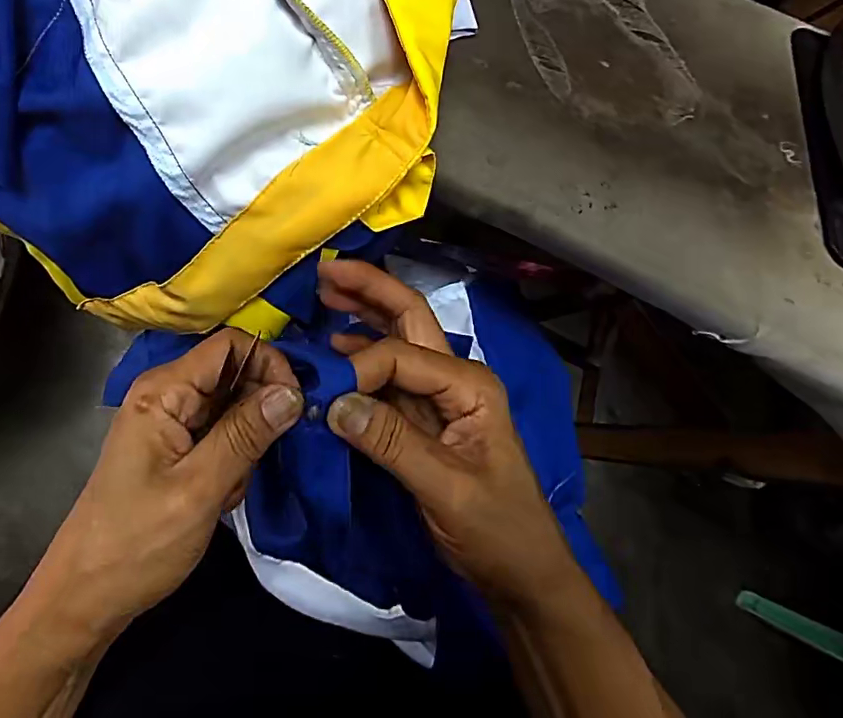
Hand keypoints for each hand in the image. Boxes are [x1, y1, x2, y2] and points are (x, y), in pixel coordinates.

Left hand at [24, 328, 303, 637]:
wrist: (83, 605)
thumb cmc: (134, 545)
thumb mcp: (199, 488)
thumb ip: (247, 434)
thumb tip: (294, 391)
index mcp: (164, 392)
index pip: (233, 344)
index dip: (269, 363)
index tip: (294, 403)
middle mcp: (167, 394)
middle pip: (238, 372)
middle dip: (260, 410)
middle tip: (262, 455)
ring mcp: (172, 420)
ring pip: (237, 404)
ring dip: (249, 440)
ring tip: (232, 485)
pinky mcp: (179, 445)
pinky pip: (226, 431)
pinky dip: (237, 457)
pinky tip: (223, 493)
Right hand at [318, 260, 580, 608]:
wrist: (522, 570)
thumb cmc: (498, 529)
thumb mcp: (447, 489)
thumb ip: (392, 443)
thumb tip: (333, 402)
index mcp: (470, 384)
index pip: (404, 355)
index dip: (360, 365)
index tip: (319, 394)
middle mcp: (456, 379)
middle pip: (411, 321)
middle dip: (372, 291)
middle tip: (326, 272)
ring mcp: (440, 399)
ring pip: (398, 343)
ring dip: (364, 317)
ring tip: (324, 297)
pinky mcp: (425, 422)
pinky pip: (389, 382)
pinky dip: (361, 362)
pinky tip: (336, 350)